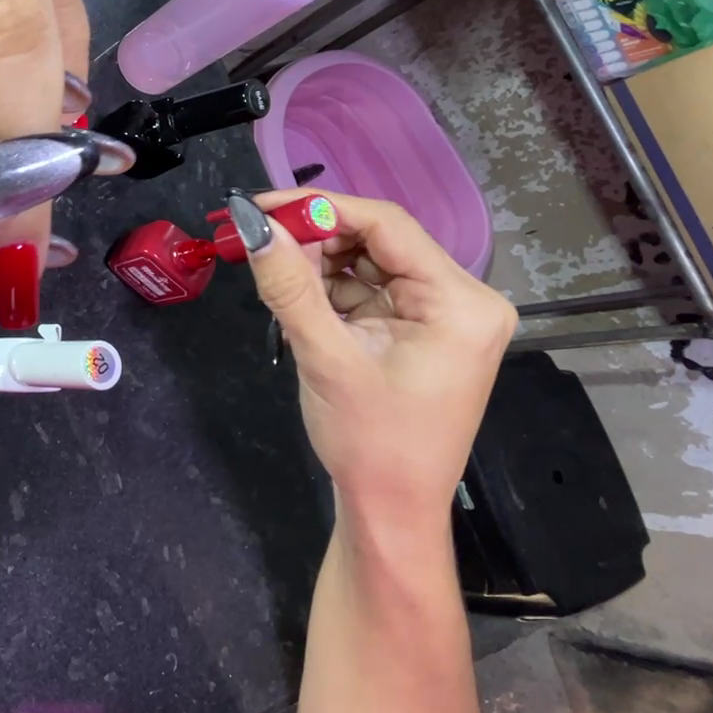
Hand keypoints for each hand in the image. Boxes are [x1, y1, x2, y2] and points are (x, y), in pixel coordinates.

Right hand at [239, 190, 517, 527]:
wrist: (390, 506)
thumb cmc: (369, 438)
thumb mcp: (325, 356)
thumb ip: (289, 286)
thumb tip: (251, 225)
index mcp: (460, 302)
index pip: (386, 225)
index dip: (319, 207)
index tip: (257, 206)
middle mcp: (461, 298)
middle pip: (378, 239)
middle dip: (314, 236)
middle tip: (255, 240)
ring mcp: (439, 314)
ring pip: (367, 260)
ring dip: (316, 261)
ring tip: (273, 273)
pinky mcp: (416, 329)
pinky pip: (366, 288)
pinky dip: (327, 286)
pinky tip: (296, 296)